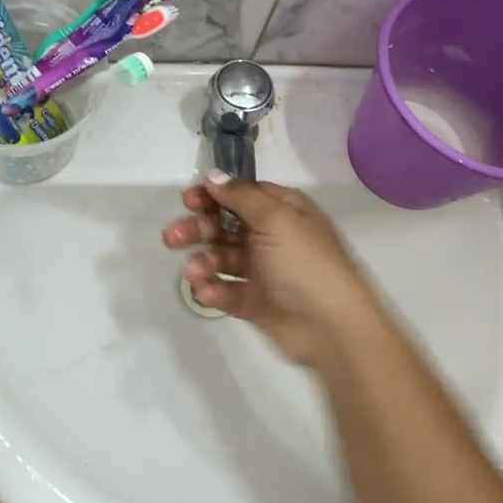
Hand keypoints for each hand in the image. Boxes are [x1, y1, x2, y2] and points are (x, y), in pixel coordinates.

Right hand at [161, 171, 376, 364]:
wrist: (331, 328)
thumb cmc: (305, 264)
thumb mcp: (276, 220)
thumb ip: (240, 196)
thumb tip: (213, 175)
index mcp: (284, 211)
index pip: (242, 195)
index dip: (215, 195)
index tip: (188, 200)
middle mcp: (273, 237)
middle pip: (226, 226)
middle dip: (198, 229)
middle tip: (171, 237)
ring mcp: (264, 271)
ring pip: (223, 258)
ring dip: (204, 261)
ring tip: (193, 273)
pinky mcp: (255, 302)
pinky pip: (227, 290)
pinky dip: (214, 289)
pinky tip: (206, 291)